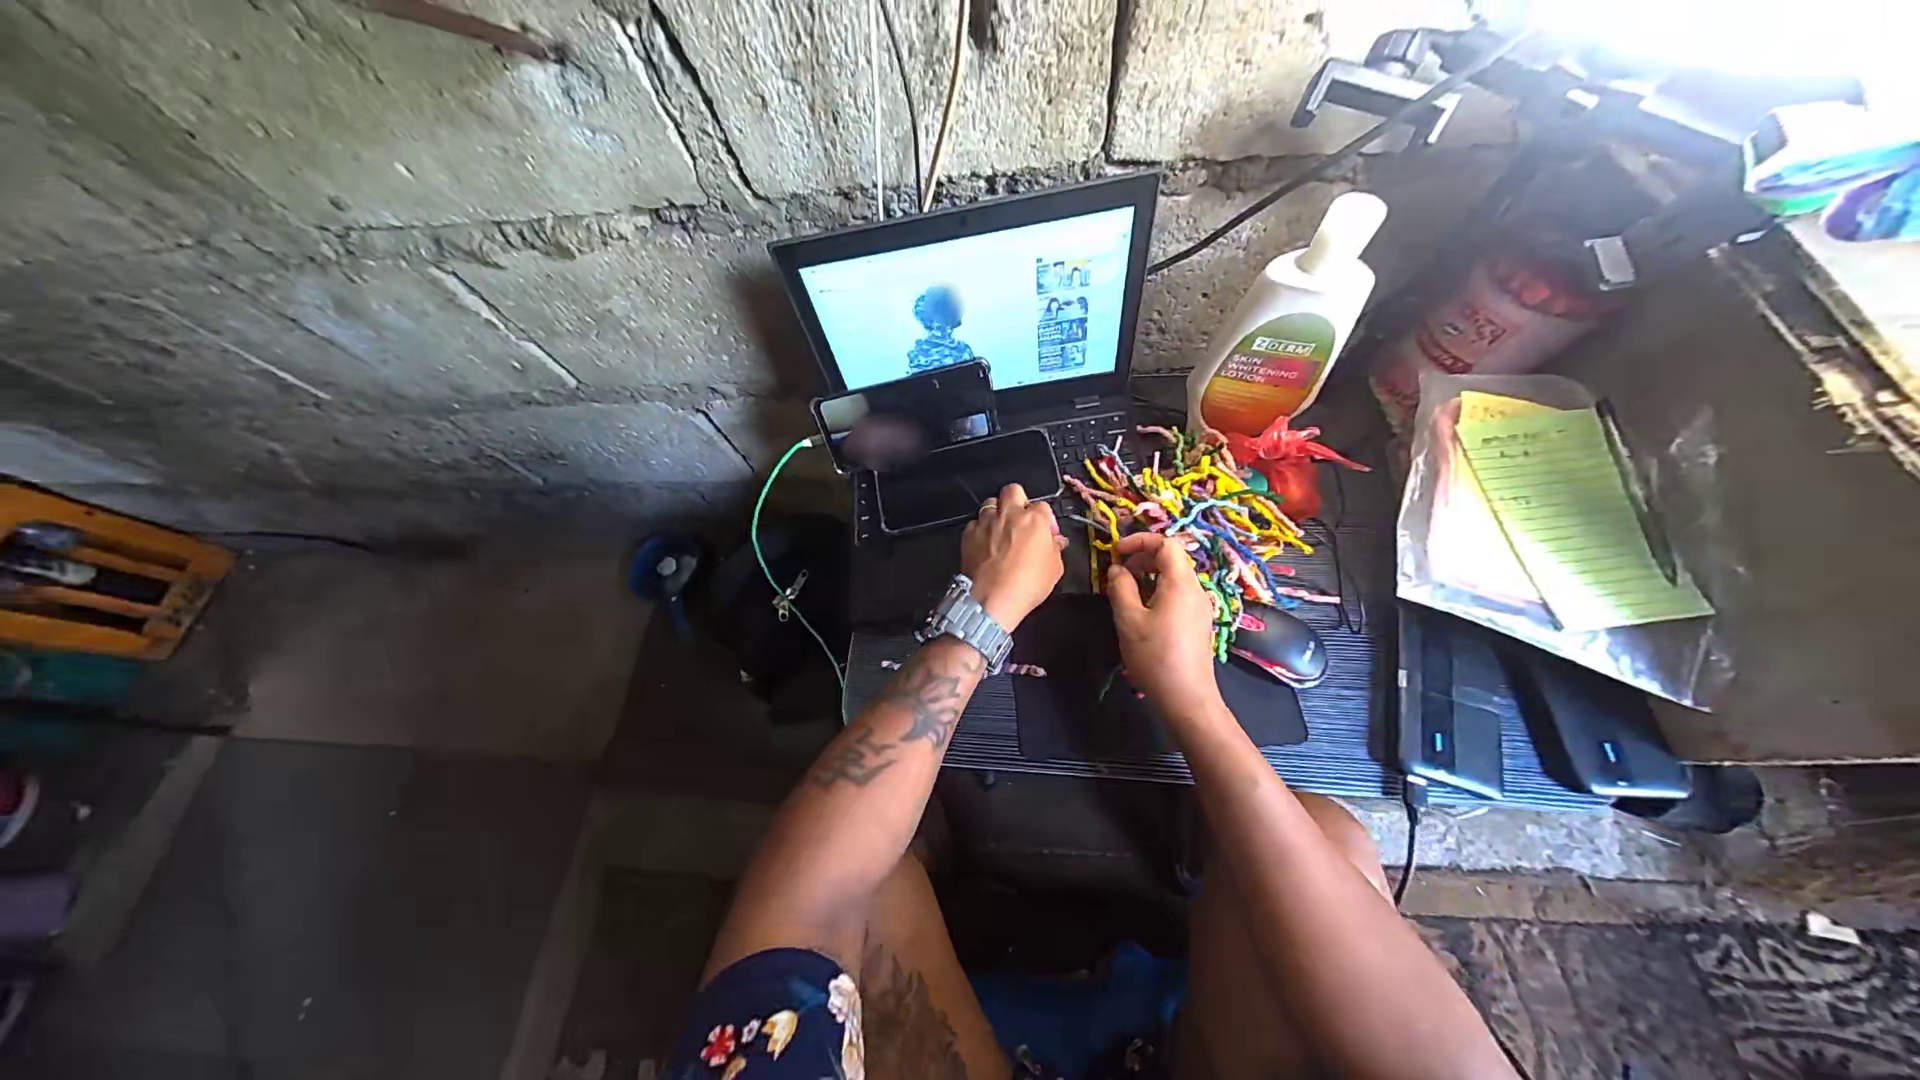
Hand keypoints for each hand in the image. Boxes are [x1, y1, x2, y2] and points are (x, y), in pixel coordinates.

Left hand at [961, 483, 1066, 629]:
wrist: (992, 600)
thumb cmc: (1026, 586)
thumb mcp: (1054, 570)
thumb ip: (1055, 550)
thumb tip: (1056, 542)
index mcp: (1034, 520)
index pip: (1043, 507)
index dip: (1046, 520)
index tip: (1046, 534)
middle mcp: (1009, 515)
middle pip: (1013, 490)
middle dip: (1018, 500)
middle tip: (1021, 518)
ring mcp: (986, 522)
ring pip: (990, 502)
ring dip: (997, 512)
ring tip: (1001, 529)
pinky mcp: (968, 534)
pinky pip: (974, 522)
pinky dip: (980, 529)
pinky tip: (985, 543)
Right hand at [1105, 532, 1223, 718]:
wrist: (1187, 698)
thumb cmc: (1155, 656)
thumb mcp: (1128, 620)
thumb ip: (1120, 588)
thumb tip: (1117, 570)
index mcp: (1181, 583)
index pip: (1166, 543)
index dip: (1140, 541)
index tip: (1116, 552)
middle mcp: (1196, 590)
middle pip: (1171, 558)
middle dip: (1142, 557)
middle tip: (1117, 572)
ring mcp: (1200, 606)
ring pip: (1174, 576)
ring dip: (1148, 575)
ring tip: (1125, 591)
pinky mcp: (1198, 622)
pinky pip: (1178, 593)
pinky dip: (1158, 590)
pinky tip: (1141, 610)